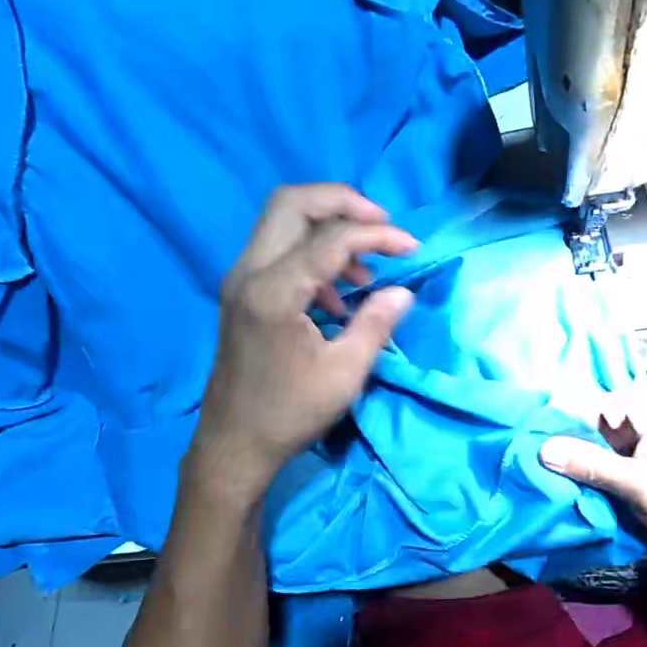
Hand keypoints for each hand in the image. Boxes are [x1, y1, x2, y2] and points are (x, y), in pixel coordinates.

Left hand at [195, 184, 418, 491]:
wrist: (234, 444)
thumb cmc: (290, 414)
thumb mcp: (344, 373)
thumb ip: (376, 323)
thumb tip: (403, 291)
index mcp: (274, 291)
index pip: (331, 238)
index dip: (378, 235)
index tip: (412, 249)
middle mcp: (248, 272)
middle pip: (292, 202)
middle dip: (343, 203)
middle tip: (382, 226)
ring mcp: (239, 280)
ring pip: (282, 222)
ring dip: (326, 230)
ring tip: (364, 272)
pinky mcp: (240, 293)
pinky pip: (276, 250)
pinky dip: (310, 254)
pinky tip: (336, 297)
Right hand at [538, 381, 646, 570]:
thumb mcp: (642, 485)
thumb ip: (592, 465)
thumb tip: (541, 448)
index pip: (595, 400)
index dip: (563, 416)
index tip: (531, 436)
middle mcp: (646, 419)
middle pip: (593, 420)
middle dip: (565, 436)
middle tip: (529, 455)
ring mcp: (643, 444)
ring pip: (596, 442)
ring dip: (574, 457)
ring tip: (540, 470)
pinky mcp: (640, 467)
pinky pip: (604, 461)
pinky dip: (587, 471)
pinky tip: (563, 481)